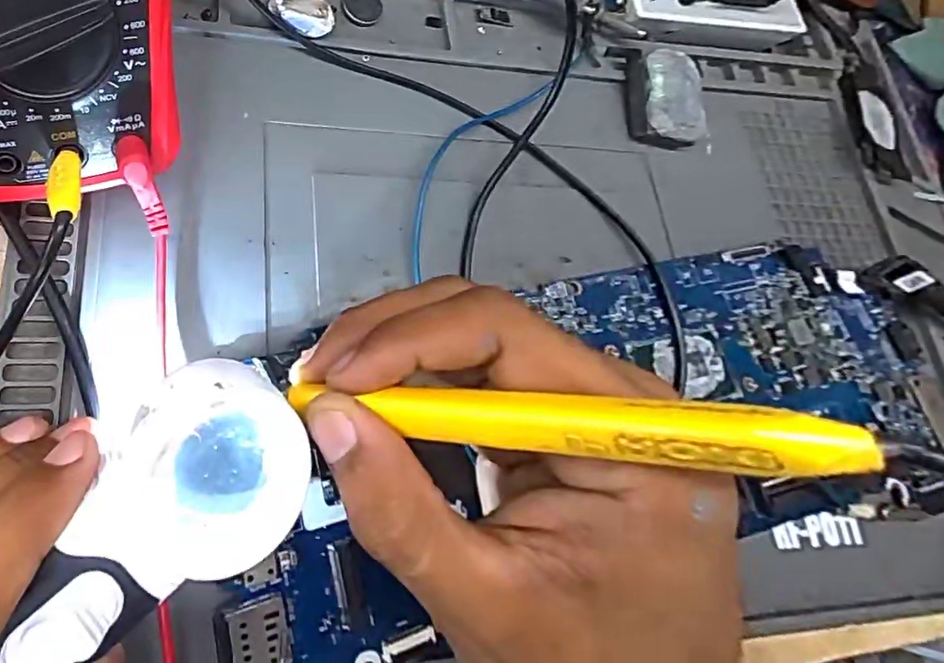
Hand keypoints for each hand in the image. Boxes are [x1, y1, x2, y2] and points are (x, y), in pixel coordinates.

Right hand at [297, 278, 741, 662]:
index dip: (409, 341)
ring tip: (330, 382)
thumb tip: (330, 417)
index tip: (338, 379)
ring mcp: (574, 395)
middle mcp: (605, 391)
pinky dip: (405, 376)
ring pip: (462, 330)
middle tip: (319, 375)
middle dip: (385, 336)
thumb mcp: (488, 604)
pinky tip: (367, 395)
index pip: (502, 331)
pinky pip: (464, 368)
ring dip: (386, 348)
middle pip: (478, 316)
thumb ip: (403, 516)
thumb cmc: (587, 661)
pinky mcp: (541, 410)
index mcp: (624, 429)